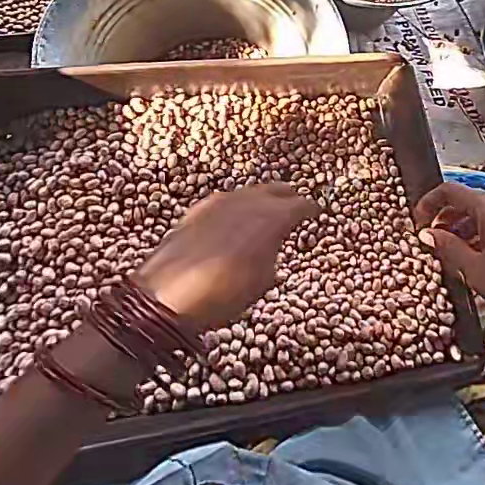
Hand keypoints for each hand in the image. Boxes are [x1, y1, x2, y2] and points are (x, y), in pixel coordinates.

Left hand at [132, 183, 318, 328]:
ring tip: (267, 212)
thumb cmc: (221, 293)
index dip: (312, 208)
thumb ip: (272, 253)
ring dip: (261, 200)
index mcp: (271, 216)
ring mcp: (219, 202)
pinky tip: (236, 219)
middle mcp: (247, 201)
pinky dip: (237, 207)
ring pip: (249, 192)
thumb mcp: (261, 280)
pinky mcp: (198, 209)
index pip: (301, 204)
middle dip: (288, 197)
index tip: (317, 211)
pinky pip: (227, 201)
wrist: (167, 294)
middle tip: (296, 205)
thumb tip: (271, 246)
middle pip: (276, 190)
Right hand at [414, 181, 484, 387]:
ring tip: (457, 249)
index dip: (430, 203)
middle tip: (435, 237)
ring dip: (468, 225)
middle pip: (472, 199)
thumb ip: (447, 247)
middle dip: (449, 216)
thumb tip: (429, 235)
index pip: (452, 191)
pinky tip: (483, 255)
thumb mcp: (474, 271)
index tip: (420, 219)